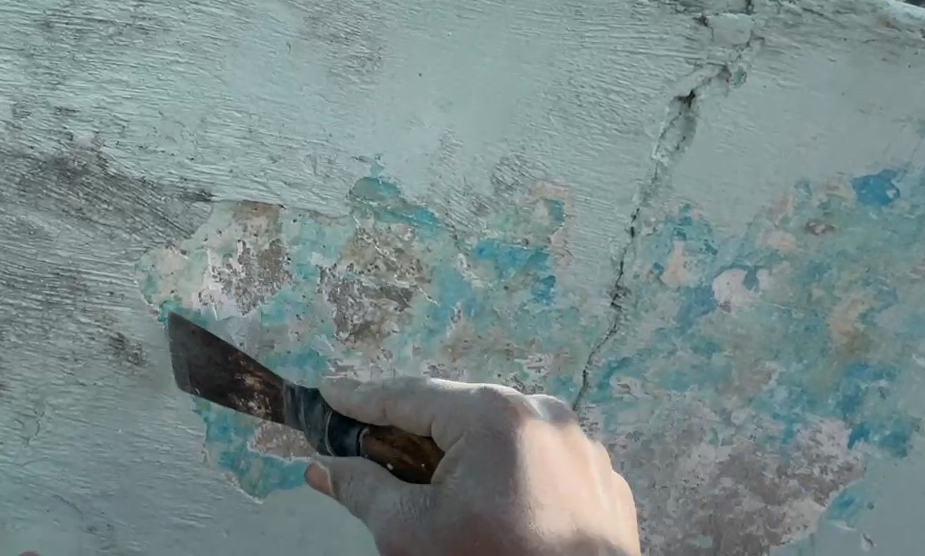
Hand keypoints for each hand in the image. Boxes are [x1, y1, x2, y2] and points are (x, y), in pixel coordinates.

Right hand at [303, 377, 638, 555]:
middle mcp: (541, 411)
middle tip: (375, 444)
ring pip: (499, 429)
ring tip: (437, 478)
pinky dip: (509, 469)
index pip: (408, 395)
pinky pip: (539, 456)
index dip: (361, 397)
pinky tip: (494, 500)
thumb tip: (320, 468)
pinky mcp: (603, 478)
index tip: (328, 390)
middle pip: (455, 409)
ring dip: (464, 447)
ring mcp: (580, 443)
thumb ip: (362, 488)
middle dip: (415, 428)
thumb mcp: (412, 534)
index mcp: (493, 414)